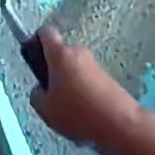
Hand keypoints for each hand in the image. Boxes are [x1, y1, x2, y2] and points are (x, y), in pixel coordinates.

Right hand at [31, 28, 144, 148]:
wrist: (119, 122)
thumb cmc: (77, 112)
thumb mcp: (45, 109)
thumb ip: (36, 94)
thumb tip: (41, 88)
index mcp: (60, 54)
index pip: (45, 32)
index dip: (36, 40)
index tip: (35, 58)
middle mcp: (78, 52)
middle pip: (60, 55)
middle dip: (54, 71)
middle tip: (52, 95)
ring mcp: (94, 64)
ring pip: (74, 69)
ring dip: (69, 83)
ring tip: (70, 110)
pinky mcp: (106, 76)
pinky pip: (87, 79)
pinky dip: (83, 91)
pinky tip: (84, 113)